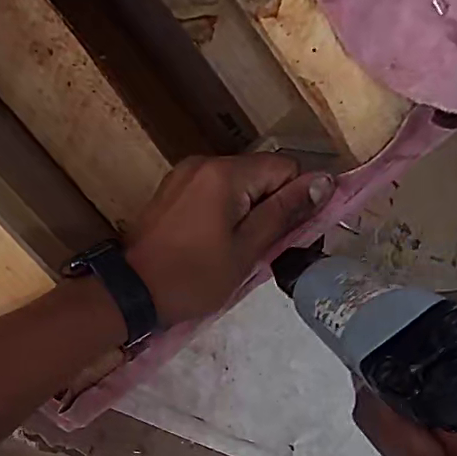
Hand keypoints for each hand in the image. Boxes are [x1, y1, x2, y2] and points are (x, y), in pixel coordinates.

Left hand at [123, 154, 333, 325]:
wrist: (131, 292)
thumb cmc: (192, 278)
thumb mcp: (246, 251)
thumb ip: (285, 213)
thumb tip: (324, 181)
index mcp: (225, 174)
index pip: (285, 167)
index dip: (297, 199)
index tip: (292, 236)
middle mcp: (204, 163)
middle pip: (260, 174)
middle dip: (271, 207)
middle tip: (265, 250)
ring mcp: (184, 175)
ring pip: (238, 185)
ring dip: (249, 213)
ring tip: (238, 251)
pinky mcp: (172, 192)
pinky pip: (213, 193)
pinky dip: (225, 214)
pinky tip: (216, 244)